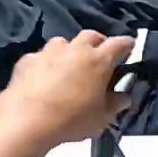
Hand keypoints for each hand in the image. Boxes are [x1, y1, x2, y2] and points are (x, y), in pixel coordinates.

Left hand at [0, 31, 133, 156]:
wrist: (27, 120)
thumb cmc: (72, 120)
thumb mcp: (102, 118)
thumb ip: (116, 104)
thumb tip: (124, 96)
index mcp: (98, 60)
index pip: (119, 44)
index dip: (127, 45)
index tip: (130, 48)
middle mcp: (75, 49)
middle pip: (91, 36)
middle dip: (99, 43)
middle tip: (100, 56)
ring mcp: (49, 51)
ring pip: (64, 43)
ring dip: (70, 51)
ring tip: (69, 67)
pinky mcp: (28, 59)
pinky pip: (42, 57)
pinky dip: (47, 64)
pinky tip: (43, 78)